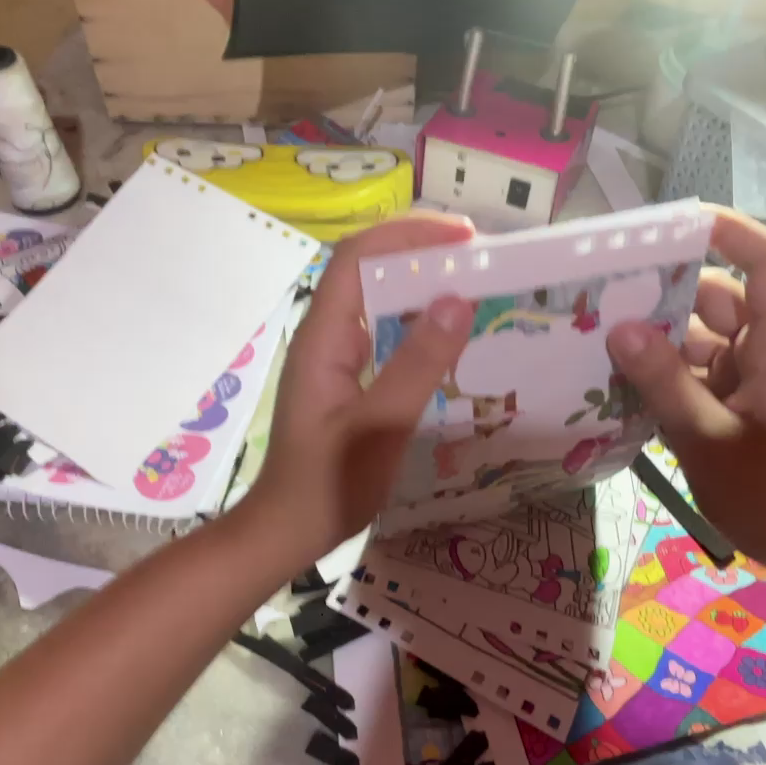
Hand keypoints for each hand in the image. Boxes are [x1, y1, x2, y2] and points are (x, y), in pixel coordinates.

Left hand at [242, 214, 474, 563]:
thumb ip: (418, 364)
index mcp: (324, 337)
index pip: (357, 257)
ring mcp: (331, 359)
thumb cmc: (330, 483)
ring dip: (418, 285)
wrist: (287, 530)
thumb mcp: (381, 425)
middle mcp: (324, 337)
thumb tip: (458, 298)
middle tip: (477, 257)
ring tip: (471, 285)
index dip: (408, 234)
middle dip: (418, 252)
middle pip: (366, 270)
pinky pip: (380, 333)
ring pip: (374, 301)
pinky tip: (445, 338)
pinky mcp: (342, 381)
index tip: (464, 237)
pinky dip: (413, 322)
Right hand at [605, 209, 765, 614]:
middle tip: (601, 289)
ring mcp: (751, 381)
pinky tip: (615, 380)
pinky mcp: (736, 407)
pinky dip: (660, 373)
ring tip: (594, 334)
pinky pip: (694, 373)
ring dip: (655, 337)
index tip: (670, 223)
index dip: (728, 233)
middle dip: (664, 290)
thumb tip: (618, 327)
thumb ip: (665, 383)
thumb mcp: (710, 442)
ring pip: (700, 338)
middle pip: (721, 298)